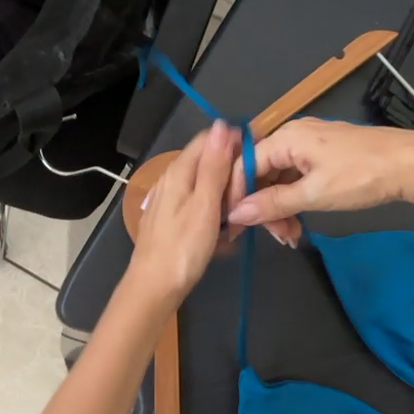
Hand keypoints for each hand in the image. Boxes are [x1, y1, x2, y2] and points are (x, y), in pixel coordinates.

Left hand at [127, 121, 237, 301]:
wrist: (153, 288)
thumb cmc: (183, 248)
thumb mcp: (205, 205)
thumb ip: (214, 166)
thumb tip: (222, 125)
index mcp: (179, 171)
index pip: (210, 138)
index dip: (236, 144)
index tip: (260, 161)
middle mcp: (171, 179)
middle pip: (209, 163)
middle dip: (233, 179)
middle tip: (250, 203)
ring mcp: (170, 200)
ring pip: (207, 188)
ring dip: (226, 202)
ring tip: (236, 225)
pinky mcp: (172, 219)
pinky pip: (200, 208)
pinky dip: (215, 217)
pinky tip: (222, 237)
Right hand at [225, 119, 413, 244]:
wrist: (412, 165)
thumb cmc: (362, 176)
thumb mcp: (314, 194)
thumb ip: (273, 203)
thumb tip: (237, 213)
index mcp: (286, 138)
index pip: (244, 166)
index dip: (236, 196)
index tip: (234, 226)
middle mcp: (293, 136)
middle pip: (261, 173)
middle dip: (263, 207)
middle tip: (277, 237)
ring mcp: (310, 145)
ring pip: (279, 179)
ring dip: (280, 209)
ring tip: (291, 236)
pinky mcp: (324, 156)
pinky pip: (296, 178)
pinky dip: (295, 201)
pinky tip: (300, 223)